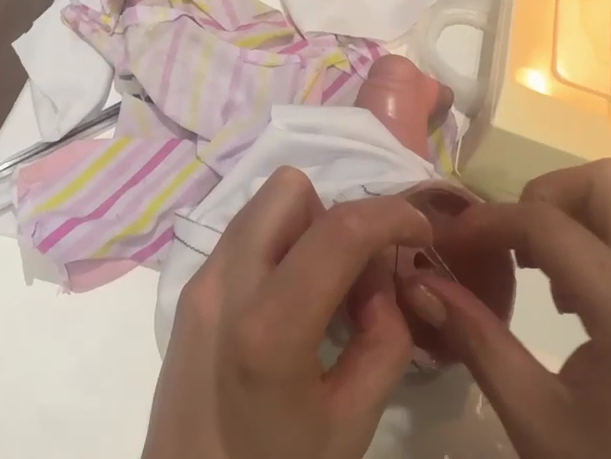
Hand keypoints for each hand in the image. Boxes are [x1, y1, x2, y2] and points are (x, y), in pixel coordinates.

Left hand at [142, 167, 432, 458]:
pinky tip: (291, 303)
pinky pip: (242, 235)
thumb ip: (385, 339)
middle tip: (358, 274)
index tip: (422, 232)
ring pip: (261, 205)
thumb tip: (381, 277)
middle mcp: (224, 283)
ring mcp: (198, 281)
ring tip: (325, 293)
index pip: (339, 229)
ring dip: (306, 228)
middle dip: (336, 216)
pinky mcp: (188, 290)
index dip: (392, 215)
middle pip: (289, 189)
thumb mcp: (353, 422)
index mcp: (269, 325)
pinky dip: (278, 246)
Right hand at [401, 159, 610, 458]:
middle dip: (543, 198)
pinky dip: (599, 248)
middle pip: (608, 183)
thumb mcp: (536, 424)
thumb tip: (420, 283)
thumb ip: (476, 341)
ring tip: (537, 277)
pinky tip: (574, 310)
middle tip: (509, 248)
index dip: (486, 221)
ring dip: (572, 220)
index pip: (549, 223)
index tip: (448, 248)